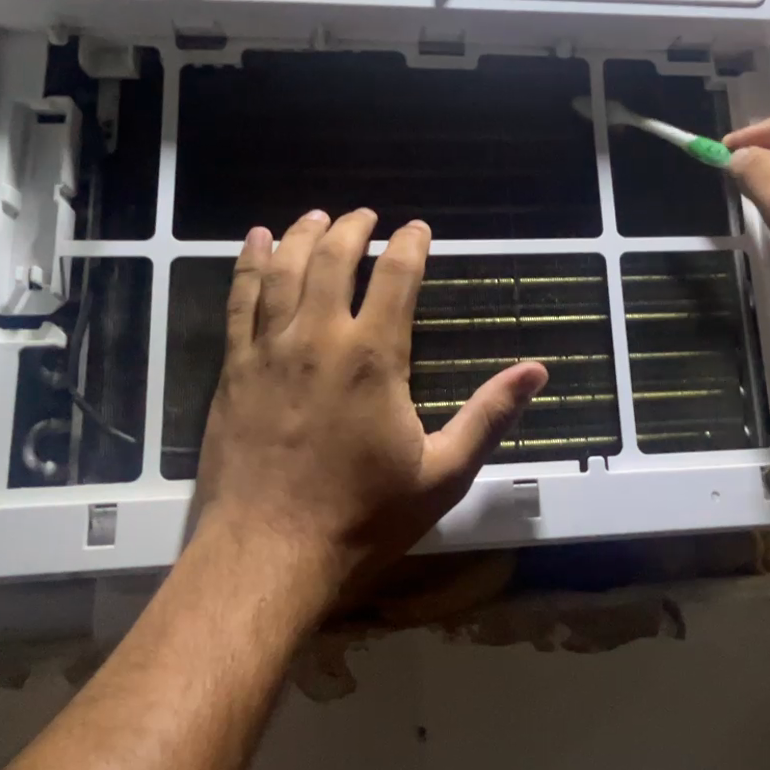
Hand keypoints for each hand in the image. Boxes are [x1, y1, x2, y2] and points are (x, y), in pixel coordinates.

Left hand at [192, 208, 547, 596]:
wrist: (268, 554)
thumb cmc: (363, 518)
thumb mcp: (442, 474)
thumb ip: (489, 416)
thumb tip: (536, 371)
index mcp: (374, 356)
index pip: (398, 276)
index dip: (411, 244)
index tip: (419, 229)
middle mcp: (319, 337)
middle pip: (336, 258)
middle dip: (355, 228)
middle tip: (366, 215)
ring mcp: (269, 350)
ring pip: (286, 270)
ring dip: (304, 235)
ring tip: (317, 216)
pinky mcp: (233, 369)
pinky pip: (239, 300)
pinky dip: (250, 263)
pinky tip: (257, 241)